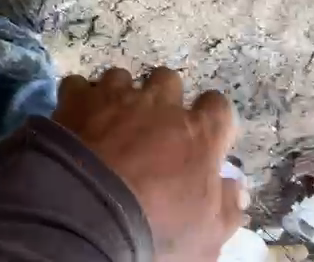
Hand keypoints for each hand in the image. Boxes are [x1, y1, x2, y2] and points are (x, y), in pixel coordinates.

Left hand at [52, 67, 242, 261]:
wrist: (88, 210)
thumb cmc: (157, 227)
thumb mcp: (207, 237)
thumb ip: (225, 208)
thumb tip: (236, 187)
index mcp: (197, 133)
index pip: (219, 106)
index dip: (213, 118)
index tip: (207, 134)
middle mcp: (157, 103)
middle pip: (168, 79)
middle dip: (164, 97)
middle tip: (155, 126)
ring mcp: (114, 94)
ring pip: (122, 76)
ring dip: (121, 95)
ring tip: (112, 122)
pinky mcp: (77, 97)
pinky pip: (79, 84)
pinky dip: (80, 99)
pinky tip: (78, 119)